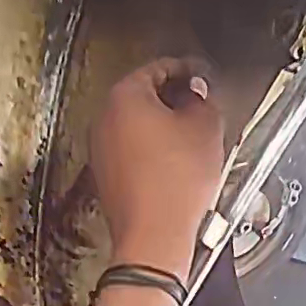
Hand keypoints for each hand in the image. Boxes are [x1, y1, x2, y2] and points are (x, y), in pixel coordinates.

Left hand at [90, 58, 225, 274]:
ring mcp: (100, 151)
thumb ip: (203, 99)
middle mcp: (103, 120)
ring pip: (135, 127)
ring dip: (162, 127)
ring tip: (192, 138)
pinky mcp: (105, 178)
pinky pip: (131, 154)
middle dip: (173, 99)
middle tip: (200, 106)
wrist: (153, 238)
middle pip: (142, 97)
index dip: (187, 70)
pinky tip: (175, 165)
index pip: (158, 68)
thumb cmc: (176, 183)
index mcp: (124, 97)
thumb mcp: (206, 129)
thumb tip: (197, 94)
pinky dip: (151, 152)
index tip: (202, 76)